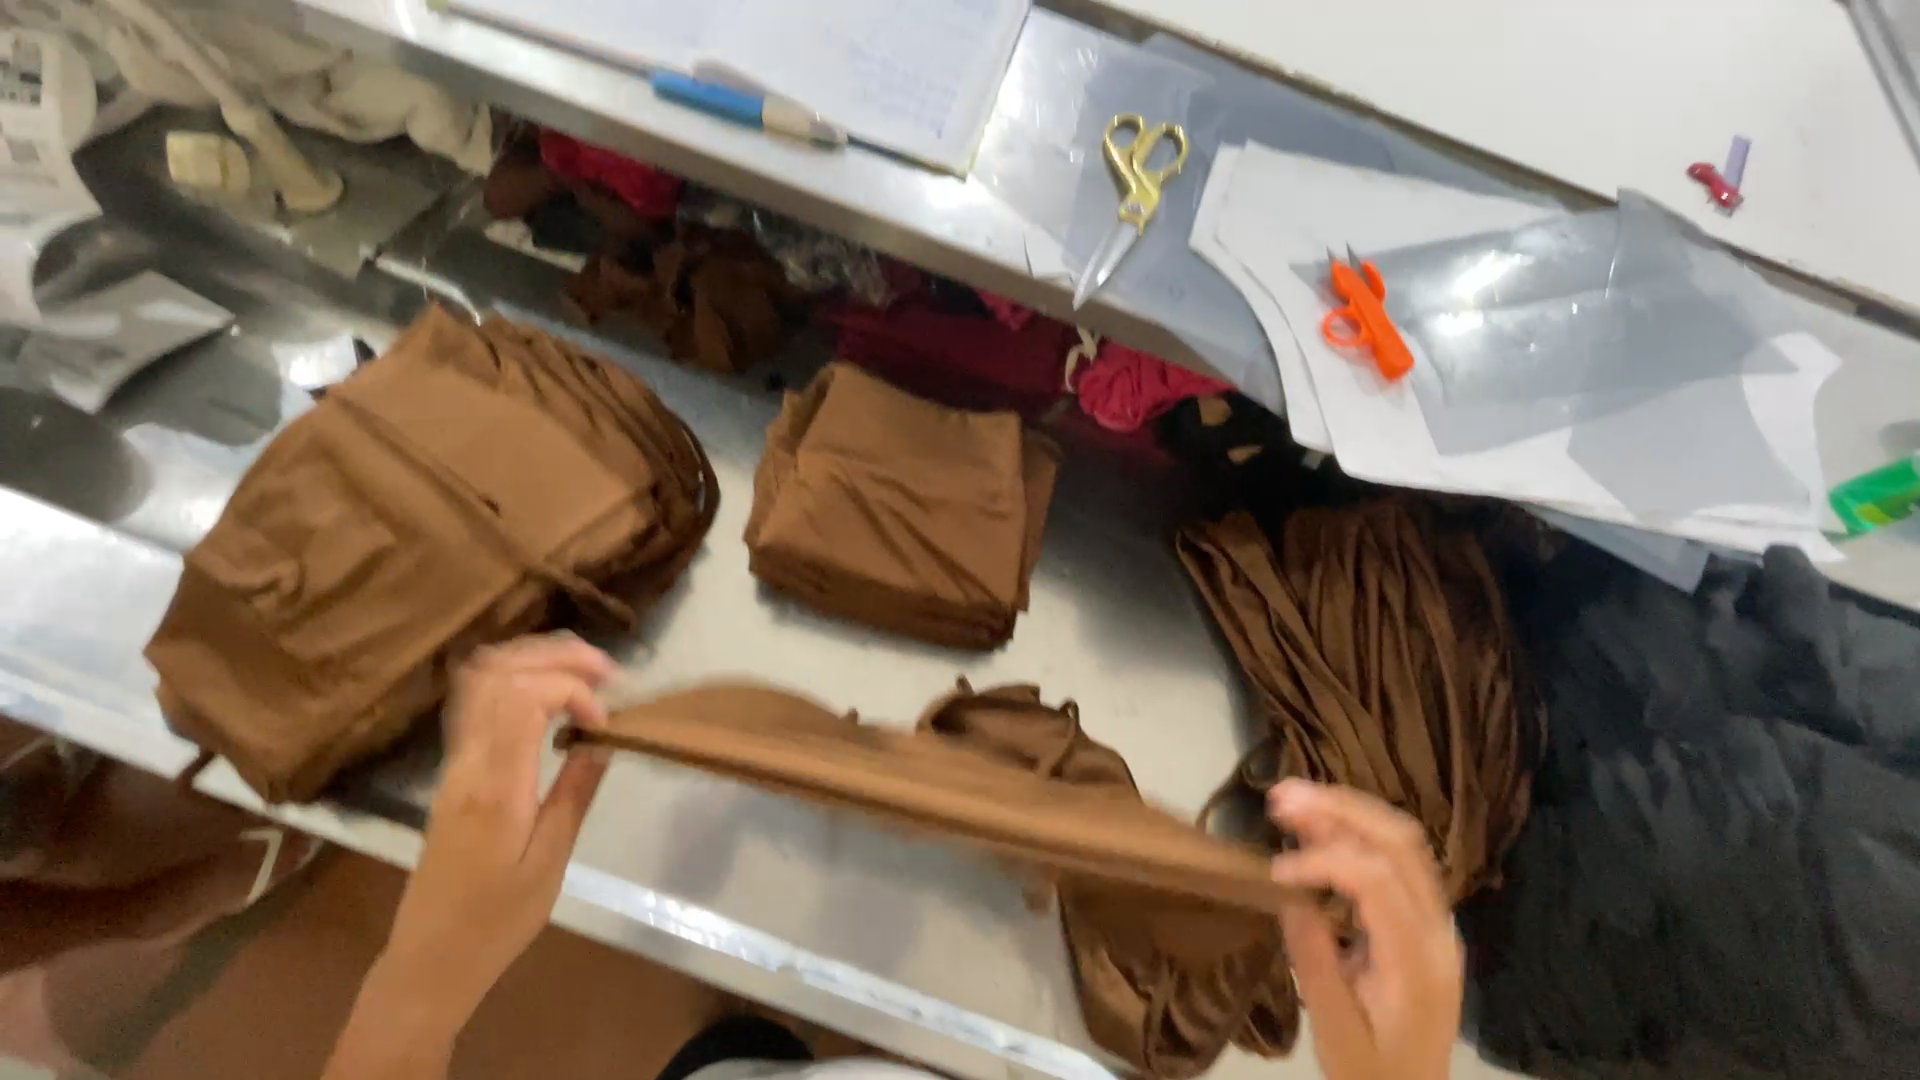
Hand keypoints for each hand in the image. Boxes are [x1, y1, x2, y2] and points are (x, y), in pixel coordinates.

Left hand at [374, 635, 616, 1032]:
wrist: (429, 959)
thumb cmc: (497, 919)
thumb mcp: (550, 861)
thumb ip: (575, 791)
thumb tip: (602, 739)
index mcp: (493, 786)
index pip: (524, 697)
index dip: (573, 688)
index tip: (605, 721)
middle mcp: (467, 763)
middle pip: (499, 672)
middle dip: (558, 656)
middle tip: (608, 671)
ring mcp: (454, 763)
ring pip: (483, 679)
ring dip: (537, 660)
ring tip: (586, 672)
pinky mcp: (455, 769)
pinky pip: (480, 701)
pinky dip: (520, 679)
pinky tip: (554, 694)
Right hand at [1268, 779, 1461, 1079]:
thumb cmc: (1370, 1071)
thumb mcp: (1335, 1030)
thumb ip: (1315, 962)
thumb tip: (1290, 894)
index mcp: (1417, 962)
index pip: (1376, 882)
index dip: (1324, 860)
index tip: (1276, 870)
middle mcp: (1436, 930)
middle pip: (1399, 844)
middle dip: (1339, 810)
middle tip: (1282, 797)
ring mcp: (1435, 921)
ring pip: (1401, 842)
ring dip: (1345, 811)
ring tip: (1290, 797)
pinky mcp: (1421, 919)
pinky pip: (1395, 858)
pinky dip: (1353, 831)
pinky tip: (1314, 824)